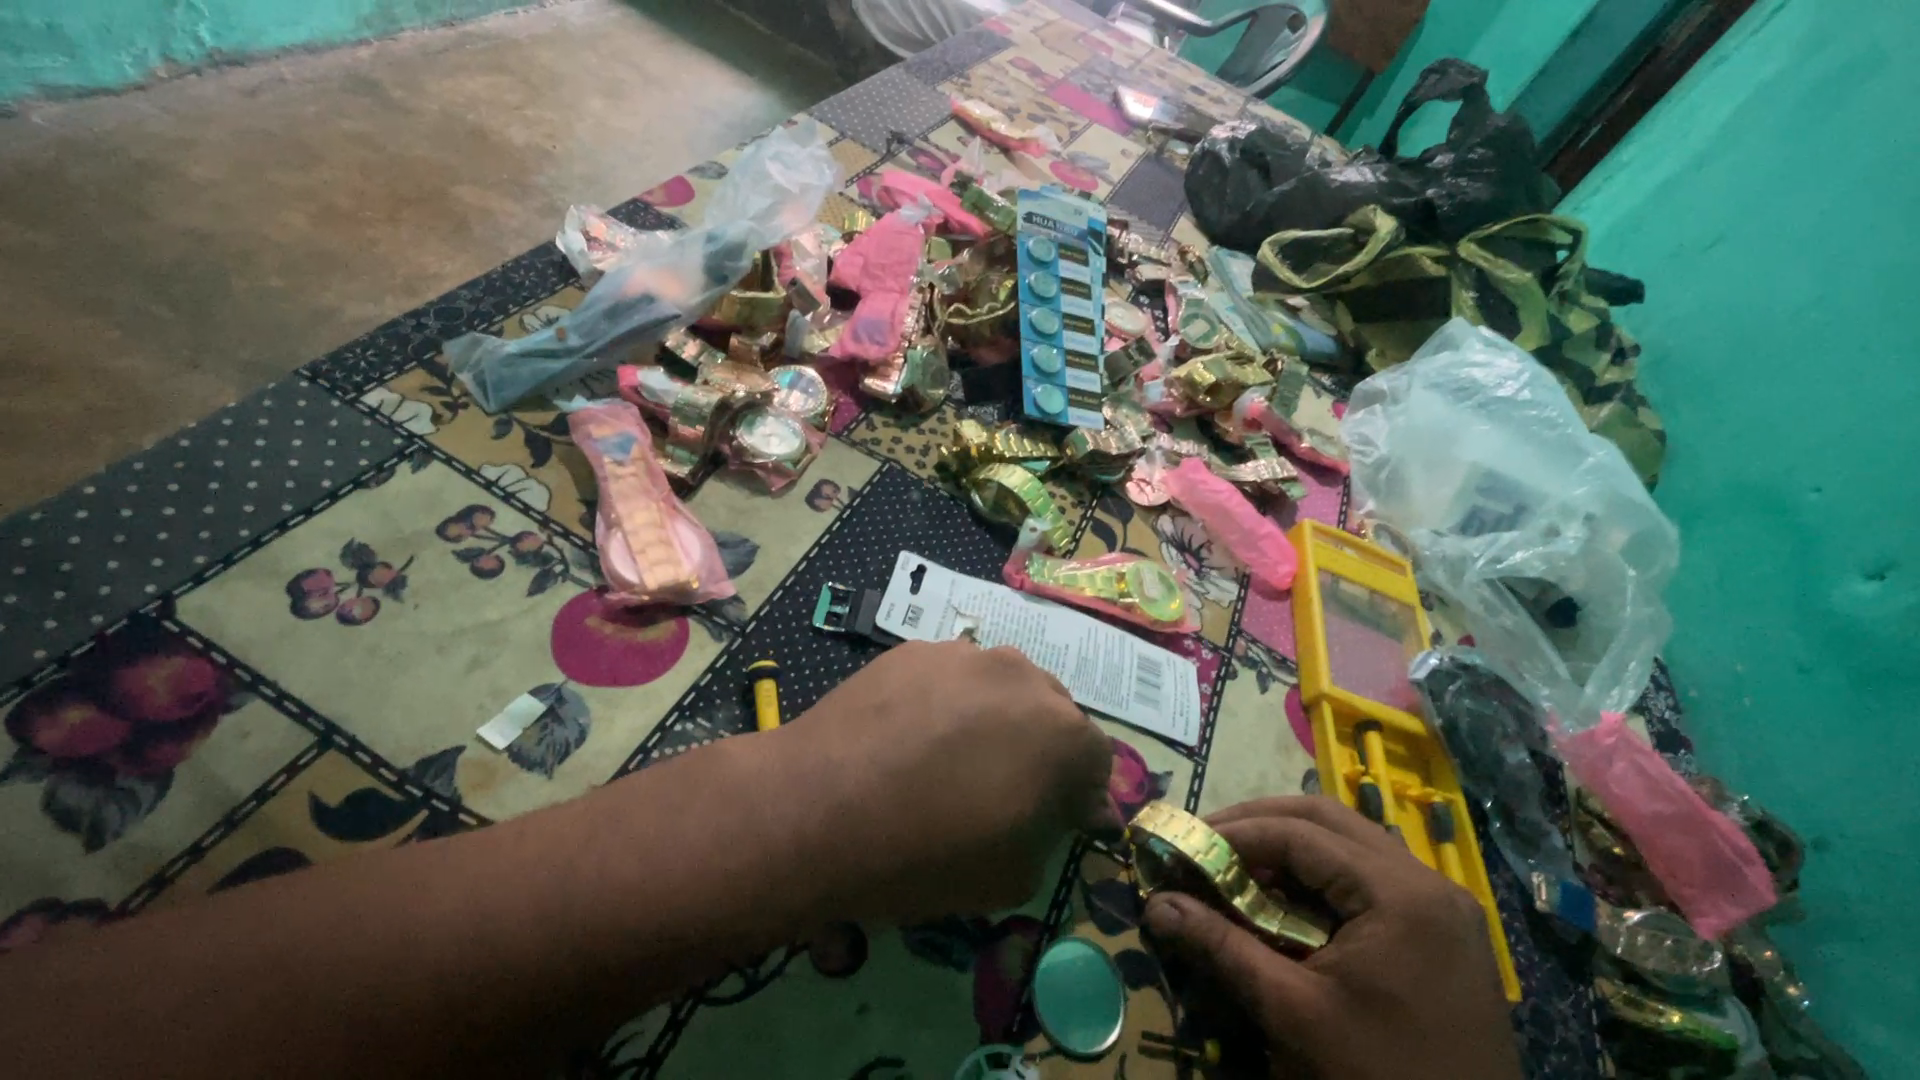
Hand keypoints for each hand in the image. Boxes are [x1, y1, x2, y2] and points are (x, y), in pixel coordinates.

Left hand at [774, 641, 1116, 921]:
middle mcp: (1023, 677)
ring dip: (992, 717)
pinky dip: (943, 702)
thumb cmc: (926, 854)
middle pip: (1050, 712)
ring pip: (998, 687)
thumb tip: (1075, 806)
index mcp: (1063, 734)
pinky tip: (906, 736)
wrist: (819, 808)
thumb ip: (1057, 831)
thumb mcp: (1013, 875)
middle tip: (999, 786)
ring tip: (947, 756)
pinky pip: (948, 677)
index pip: (1096, 760)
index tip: (1054, 818)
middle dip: (1038, 747)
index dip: (1078, 793)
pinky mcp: (913, 649)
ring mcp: (963, 655)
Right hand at [1143, 797, 1520, 1079]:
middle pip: (1329, 820)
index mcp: (1401, 895)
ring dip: (1291, 845)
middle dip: (1261, 824)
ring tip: (1238, 868)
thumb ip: (1222, 947)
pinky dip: (1322, 877)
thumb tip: (1155, 905)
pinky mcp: (1443, 933)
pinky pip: (1372, 878)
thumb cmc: (1378, 1079)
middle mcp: (1430, 884)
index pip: (1302, 833)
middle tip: (1208, 842)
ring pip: (1352, 843)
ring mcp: (1443, 908)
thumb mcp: (1292, 1013)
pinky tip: (1286, 901)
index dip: (1237, 833)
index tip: (1187, 844)